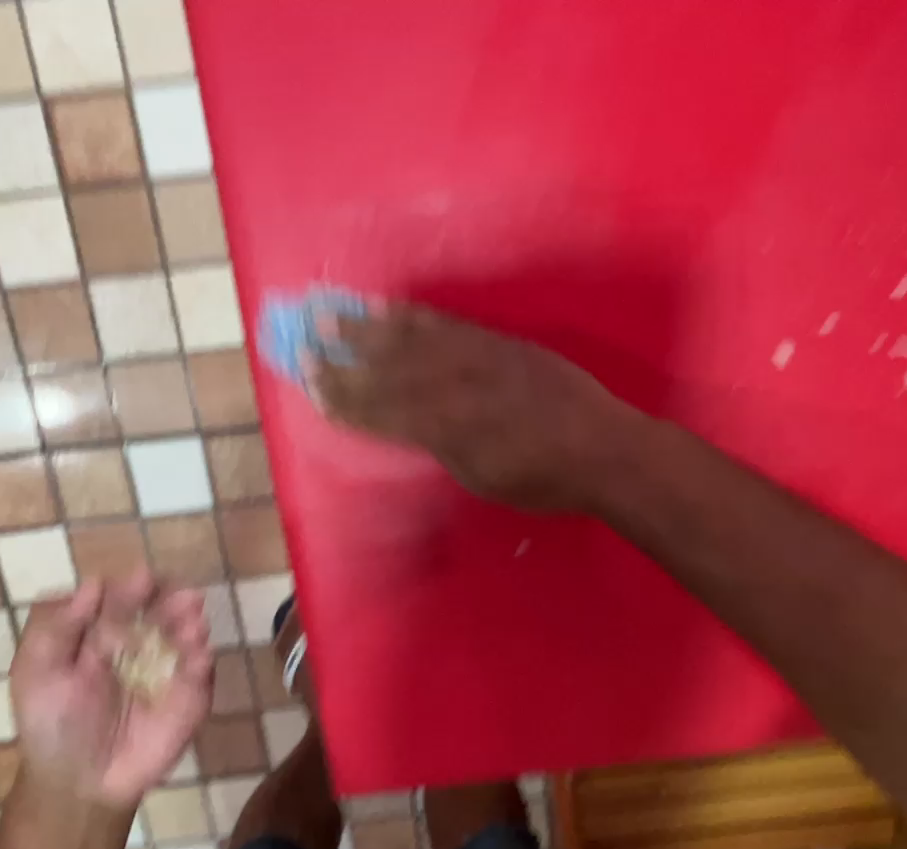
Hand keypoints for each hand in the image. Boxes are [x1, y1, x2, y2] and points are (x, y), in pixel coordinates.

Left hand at [9, 569, 213, 805]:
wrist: (79, 783)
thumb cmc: (52, 723)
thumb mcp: (36, 672)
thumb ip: (56, 627)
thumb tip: (93, 583)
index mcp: (104, 632)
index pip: (122, 600)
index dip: (133, 588)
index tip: (143, 578)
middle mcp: (142, 644)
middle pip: (163, 612)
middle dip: (174, 601)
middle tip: (185, 597)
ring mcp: (170, 670)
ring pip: (188, 638)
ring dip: (193, 626)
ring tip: (195, 622)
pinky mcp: (190, 698)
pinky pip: (201, 676)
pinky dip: (203, 662)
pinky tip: (200, 655)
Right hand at [306, 304, 642, 511]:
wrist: (603, 448)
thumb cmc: (544, 480)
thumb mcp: (483, 478)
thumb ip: (444, 447)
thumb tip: (415, 427)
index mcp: (450, 429)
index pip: (386, 412)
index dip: (347, 402)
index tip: (313, 390)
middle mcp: (458, 387)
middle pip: (390, 371)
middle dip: (344, 360)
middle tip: (302, 345)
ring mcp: (480, 358)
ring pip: (414, 340)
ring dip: (368, 328)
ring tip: (331, 313)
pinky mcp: (500, 343)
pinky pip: (450, 325)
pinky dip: (416, 317)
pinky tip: (393, 310)